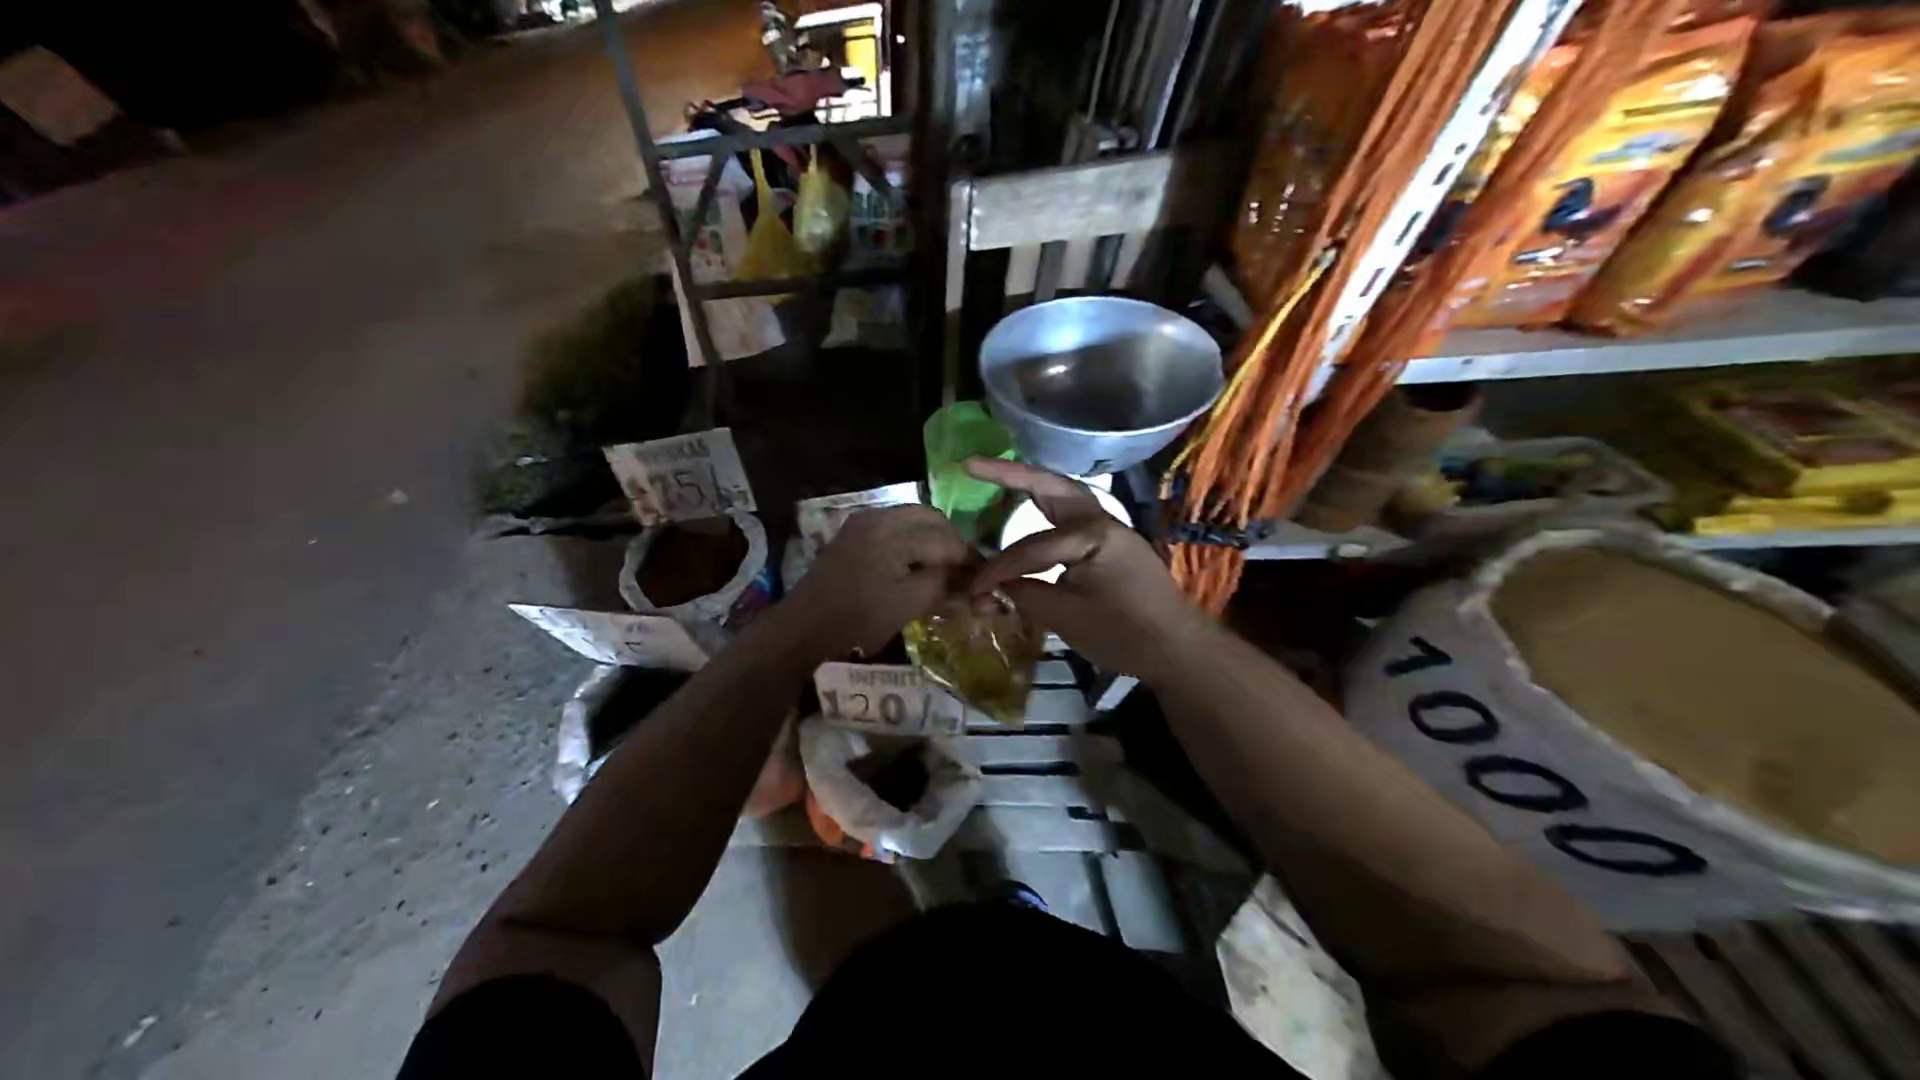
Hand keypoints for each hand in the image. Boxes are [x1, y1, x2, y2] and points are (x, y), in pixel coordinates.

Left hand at [782, 504, 972, 657]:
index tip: (982, 577)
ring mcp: (864, 520)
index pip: (945, 538)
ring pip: (914, 517)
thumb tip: (972, 578)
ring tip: (940, 567)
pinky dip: (913, 536)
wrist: (805, 624)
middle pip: (932, 518)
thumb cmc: (858, 617)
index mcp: (893, 532)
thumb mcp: (908, 604)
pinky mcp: (855, 530)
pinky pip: (895, 522)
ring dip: (933, 537)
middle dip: (951, 541)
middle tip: (962, 570)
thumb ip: (944, 585)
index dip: (968, 558)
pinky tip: (914, 562)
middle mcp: (880, 516)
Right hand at [965, 459, 1211, 678]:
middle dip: (1009, 473)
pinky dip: (1045, 508)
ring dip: (1029, 484)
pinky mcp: (1111, 543)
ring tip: (994, 476)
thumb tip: (994, 585)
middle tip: (972, 464)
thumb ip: (1026, 595)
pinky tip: (1029, 510)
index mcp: (1092, 536)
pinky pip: (1071, 516)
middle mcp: (1101, 521)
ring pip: (1063, 495)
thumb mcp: (1067, 619)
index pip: (1031, 548)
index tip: (973, 589)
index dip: (998, 570)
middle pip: (1051, 486)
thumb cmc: (1125, 634)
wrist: (1177, 647)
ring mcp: (1110, 529)